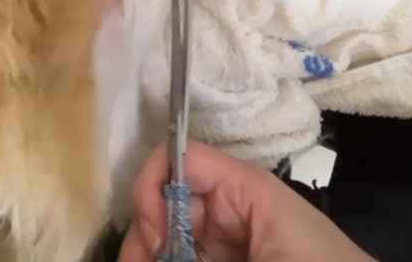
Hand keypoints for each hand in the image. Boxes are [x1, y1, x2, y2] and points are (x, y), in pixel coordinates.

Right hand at [116, 142, 375, 261]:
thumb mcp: (266, 251)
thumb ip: (200, 251)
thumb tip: (151, 245)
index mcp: (240, 186)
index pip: (177, 160)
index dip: (153, 191)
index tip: (154, 240)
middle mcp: (229, 207)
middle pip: (164, 206)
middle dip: (145, 239)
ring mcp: (228, 242)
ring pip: (173, 240)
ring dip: (154, 255)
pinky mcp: (232, 260)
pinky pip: (193, 256)